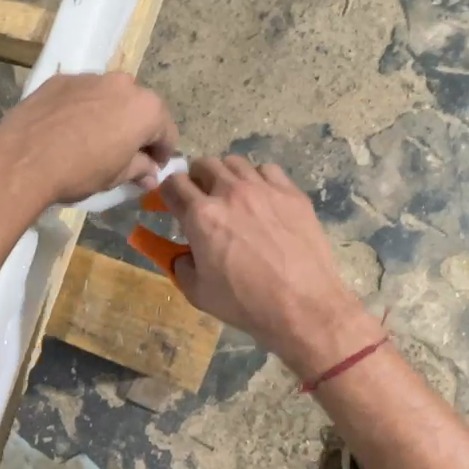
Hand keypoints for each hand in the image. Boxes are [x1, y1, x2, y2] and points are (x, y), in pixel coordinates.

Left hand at [0, 72, 177, 210]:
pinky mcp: (59, 80)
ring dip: (108, 115)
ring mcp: (89, 77)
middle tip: (123, 154)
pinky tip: (66, 130)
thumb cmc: (79, 171)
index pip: (166, 131)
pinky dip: (80, 109)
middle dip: (135, 130)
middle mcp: (122, 84)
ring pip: (108, 97)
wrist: (23, 160)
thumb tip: (151, 173)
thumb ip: (139, 169)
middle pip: (138, 108)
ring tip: (91, 140)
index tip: (152, 169)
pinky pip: (80, 95)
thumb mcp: (115, 177)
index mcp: (145, 108)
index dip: (162, 153)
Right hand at [159, 157, 381, 378]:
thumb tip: (186, 255)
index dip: (166, 192)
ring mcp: (263, 189)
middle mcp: (229, 193)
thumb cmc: (244, 303)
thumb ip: (181, 266)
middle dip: (195, 178)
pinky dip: (257, 178)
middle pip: (203, 164)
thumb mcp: (197, 292)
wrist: (302, 305)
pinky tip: (261, 197)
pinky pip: (267, 170)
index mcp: (201, 216)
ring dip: (225, 175)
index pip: (173, 185)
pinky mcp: (291, 193)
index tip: (170, 202)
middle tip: (200, 198)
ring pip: (234, 163)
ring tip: (231, 195)